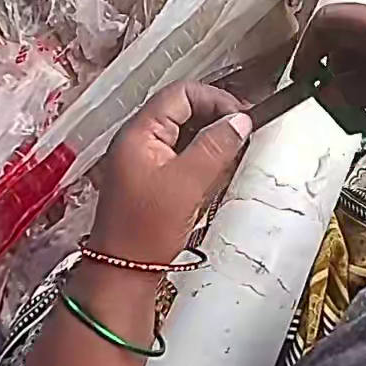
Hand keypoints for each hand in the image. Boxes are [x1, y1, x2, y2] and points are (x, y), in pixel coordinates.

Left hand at [90, 82, 251, 264]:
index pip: (180, 94)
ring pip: (183, 133)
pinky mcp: (150, 177)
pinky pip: (180, 155)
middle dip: (215, 119)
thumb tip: (239, 120)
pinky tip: (216, 174)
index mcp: (139, 132)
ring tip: (233, 156)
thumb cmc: (145, 230)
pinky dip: (201, 158)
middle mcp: (138, 139)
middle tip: (242, 136)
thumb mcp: (187, 184)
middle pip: (182, 110)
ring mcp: (143, 158)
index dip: (214, 100)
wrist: (123, 271)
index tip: (241, 118)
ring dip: (210, 140)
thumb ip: (214, 147)